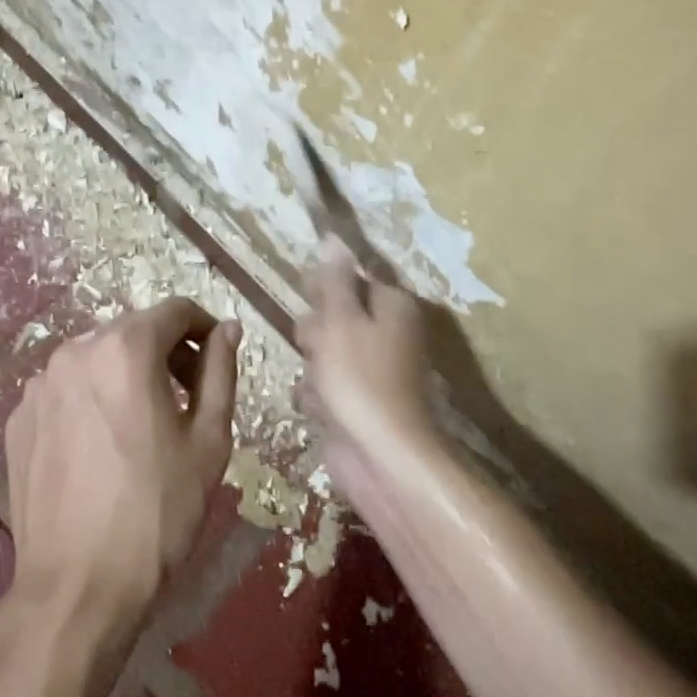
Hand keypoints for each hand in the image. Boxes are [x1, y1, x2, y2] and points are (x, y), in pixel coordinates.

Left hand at [5, 298, 241, 629]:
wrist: (78, 586)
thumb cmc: (158, 510)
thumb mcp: (209, 440)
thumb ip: (220, 371)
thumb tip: (227, 330)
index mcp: (125, 348)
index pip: (175, 310)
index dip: (205, 328)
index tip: (218, 360)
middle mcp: (75, 352)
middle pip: (133, 331)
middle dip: (167, 352)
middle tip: (189, 399)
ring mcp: (38, 386)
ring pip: (97, 360)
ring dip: (126, 376)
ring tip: (144, 427)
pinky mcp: (18, 421)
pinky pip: (66, 391)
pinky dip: (92, 401)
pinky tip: (102, 449)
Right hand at [295, 236, 436, 472]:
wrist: (381, 457)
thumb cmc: (360, 379)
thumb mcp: (342, 320)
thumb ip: (334, 280)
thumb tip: (332, 238)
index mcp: (391, 306)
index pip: (352, 278)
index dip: (325, 286)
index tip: (306, 293)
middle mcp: (385, 334)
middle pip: (333, 315)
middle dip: (315, 330)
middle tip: (315, 346)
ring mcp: (370, 372)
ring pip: (322, 353)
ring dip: (311, 367)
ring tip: (319, 384)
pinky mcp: (355, 404)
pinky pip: (323, 388)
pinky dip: (316, 398)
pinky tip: (318, 410)